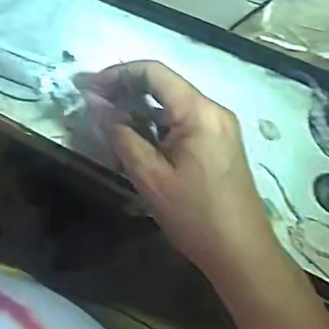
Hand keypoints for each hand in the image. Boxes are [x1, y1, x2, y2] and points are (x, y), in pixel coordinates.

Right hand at [81, 61, 286, 287]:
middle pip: (160, 83)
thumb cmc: (195, 215)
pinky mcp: (215, 142)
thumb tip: (92, 101)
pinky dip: (150, 121)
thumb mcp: (148, 174)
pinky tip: (129, 136)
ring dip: (134, 106)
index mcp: (199, 112)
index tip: (85, 87)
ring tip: (102, 119)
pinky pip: (177, 119)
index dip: (114, 74)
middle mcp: (212, 111)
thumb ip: (118, 131)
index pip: (152, 72)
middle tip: (88, 100)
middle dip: (121, 88)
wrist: (242, 256)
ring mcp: (217, 126)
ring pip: (167, 102)